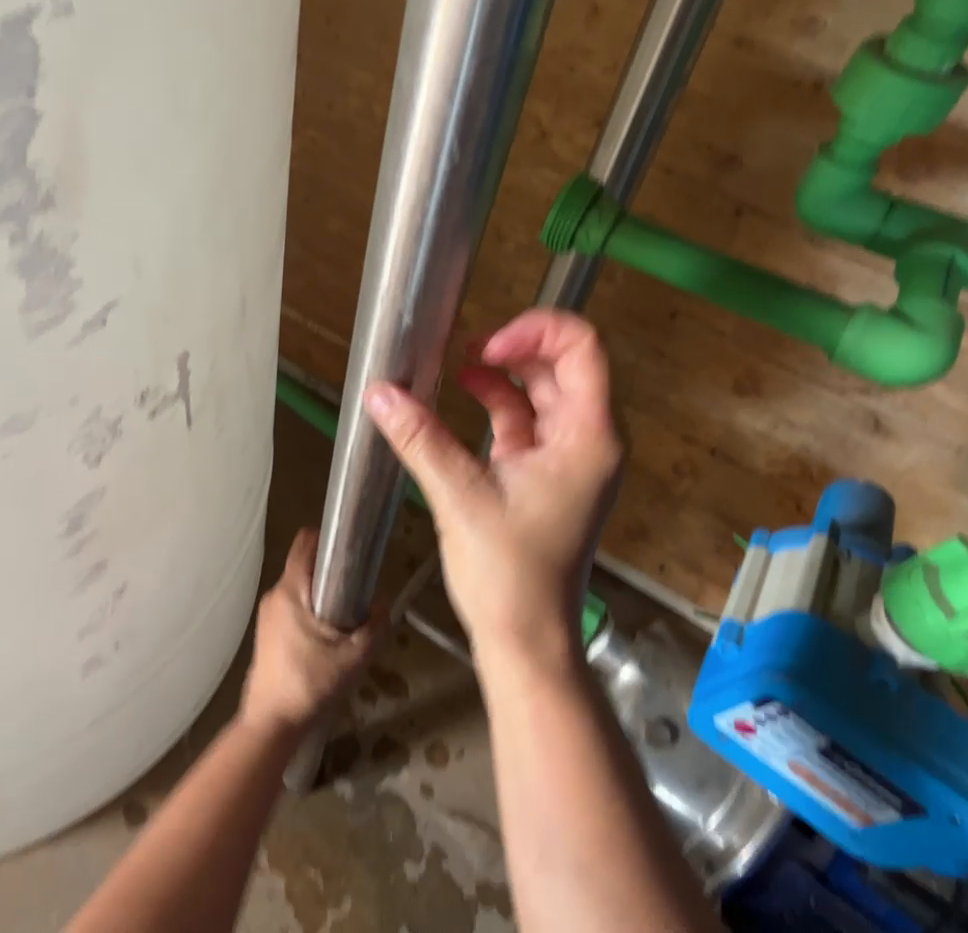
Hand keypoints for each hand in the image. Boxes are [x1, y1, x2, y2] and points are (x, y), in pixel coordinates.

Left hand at [239, 529, 380, 733]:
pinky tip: (332, 638)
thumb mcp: (356, 656)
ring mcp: (268, 615)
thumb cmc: (311, 683)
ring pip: (302, 591)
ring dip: (325, 596)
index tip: (354, 545)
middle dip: (334, 573)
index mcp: (290, 590)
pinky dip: (314, 613)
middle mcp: (275, 595)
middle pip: (306, 567)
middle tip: (362, 588)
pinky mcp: (268, 634)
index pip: (305, 542)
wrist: (273, 722)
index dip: (330, 536)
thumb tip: (384, 601)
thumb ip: (375, 624)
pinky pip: (295, 609)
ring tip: (351, 616)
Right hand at [364, 309, 622, 658]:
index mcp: (589, 437)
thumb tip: (378, 392)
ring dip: (503, 376)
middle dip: (515, 349)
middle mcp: (589, 440)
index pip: (582, 349)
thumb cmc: (509, 572)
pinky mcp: (546, 475)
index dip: (536, 330)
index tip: (486, 344)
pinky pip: (526, 423)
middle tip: (464, 347)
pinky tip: (461, 399)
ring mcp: (569, 459)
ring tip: (456, 365)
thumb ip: (420, 438)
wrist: (525, 637)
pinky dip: (498, 407)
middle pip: (562, 367)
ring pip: (543, 394)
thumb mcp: (461, 497)